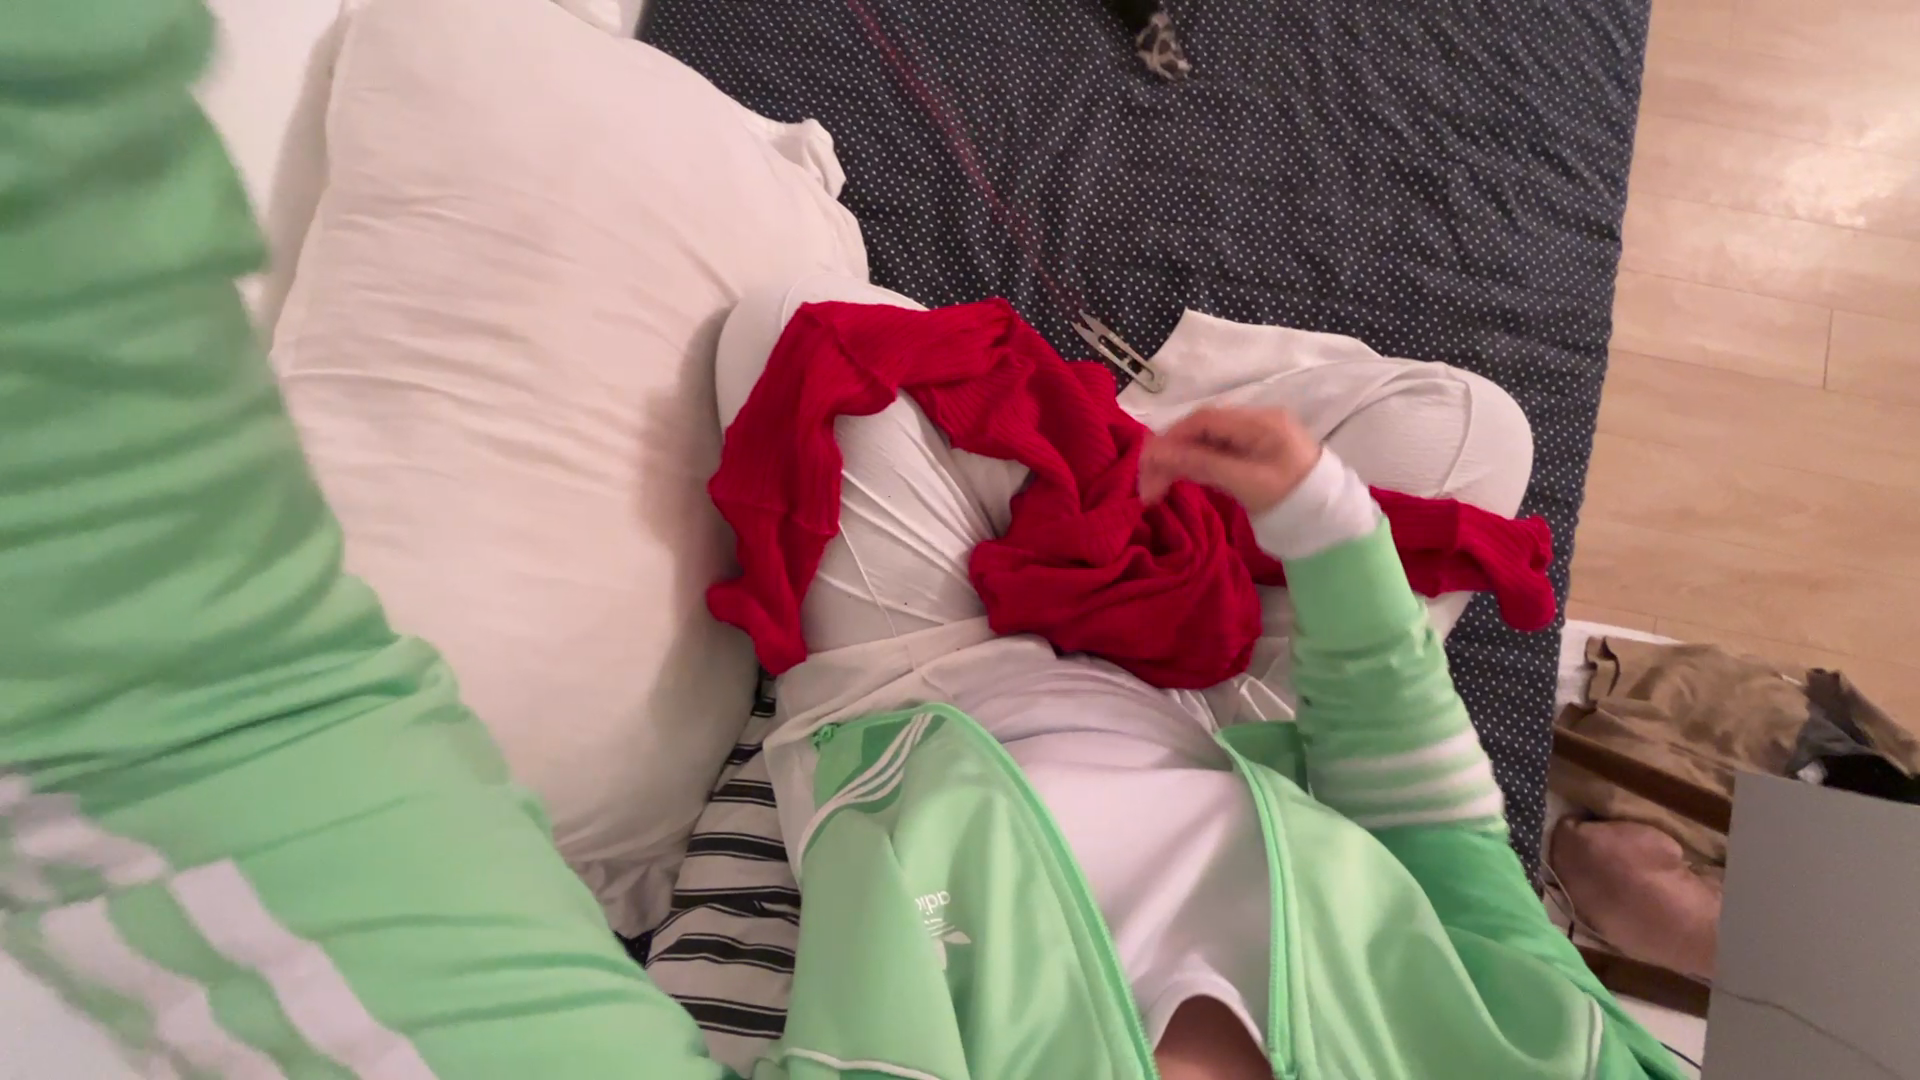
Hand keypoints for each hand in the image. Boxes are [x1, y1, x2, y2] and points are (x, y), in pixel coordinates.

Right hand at [1138, 406, 1320, 515]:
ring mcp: (1255, 438)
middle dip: (1170, 454)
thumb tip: (1157, 453)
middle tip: (1147, 487)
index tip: (1147, 465)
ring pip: (1204, 443)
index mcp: (1260, 422)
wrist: (1329, 523)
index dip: (1170, 437)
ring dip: (1177, 463)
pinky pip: (1214, 454)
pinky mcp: (1252, 455)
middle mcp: (1256, 422)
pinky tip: (1180, 481)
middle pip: (1200, 430)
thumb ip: (1202, 464)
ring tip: (1157, 490)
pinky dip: (1193, 466)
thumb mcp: (1246, 482)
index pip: (1203, 418)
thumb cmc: (1293, 500)